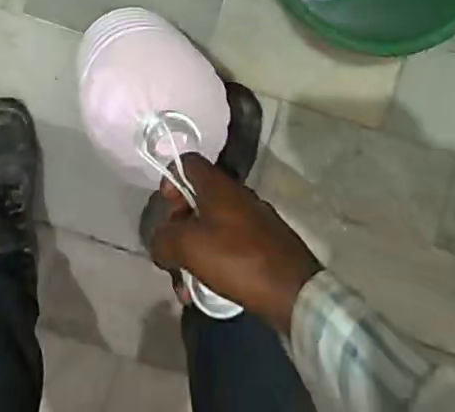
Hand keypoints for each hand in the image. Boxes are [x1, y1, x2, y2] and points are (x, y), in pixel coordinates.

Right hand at [146, 154, 321, 333]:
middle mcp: (236, 195)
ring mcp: (253, 220)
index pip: (188, 162)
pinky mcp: (264, 244)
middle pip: (196, 199)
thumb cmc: (237, 259)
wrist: (294, 291)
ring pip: (211, 228)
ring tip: (185, 289)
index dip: (170, 178)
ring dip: (193, 253)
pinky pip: (229, 246)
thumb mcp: (189, 247)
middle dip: (178, 228)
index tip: (166, 207)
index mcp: (218, 186)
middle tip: (172, 255)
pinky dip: (213, 263)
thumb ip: (164, 240)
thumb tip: (160, 243)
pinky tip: (207, 292)